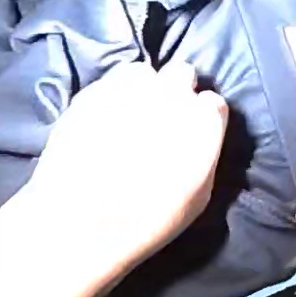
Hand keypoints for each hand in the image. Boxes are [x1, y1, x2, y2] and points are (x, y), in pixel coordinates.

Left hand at [0, 61, 228, 292]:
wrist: (80, 224)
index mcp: (203, 122)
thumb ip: (206, 155)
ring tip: (133, 114)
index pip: (215, 103)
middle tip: (166, 118)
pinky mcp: (94, 92)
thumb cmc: (148, 220)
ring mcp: (130, 90)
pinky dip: (115, 93)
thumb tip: (200, 141)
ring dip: (146, 89)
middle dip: (178, 92)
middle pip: (184, 74)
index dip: (204, 119)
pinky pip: (113, 80)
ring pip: (146, 72)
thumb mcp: (199, 196)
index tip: (194, 134)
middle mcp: (172, 96)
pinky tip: (107, 117)